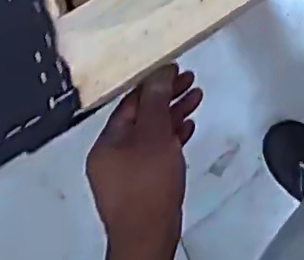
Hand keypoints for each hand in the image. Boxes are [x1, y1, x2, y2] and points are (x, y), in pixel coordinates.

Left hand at [87, 64, 201, 259]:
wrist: (148, 234)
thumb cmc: (148, 181)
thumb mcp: (154, 133)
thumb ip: (156, 100)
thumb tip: (160, 72)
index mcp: (107, 142)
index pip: (131, 101)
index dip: (155, 82)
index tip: (177, 69)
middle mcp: (111, 154)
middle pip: (142, 114)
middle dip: (167, 96)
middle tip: (190, 80)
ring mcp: (125, 170)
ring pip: (151, 131)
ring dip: (173, 113)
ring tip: (196, 98)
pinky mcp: (140, 182)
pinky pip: (156, 149)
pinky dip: (172, 135)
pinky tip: (187, 128)